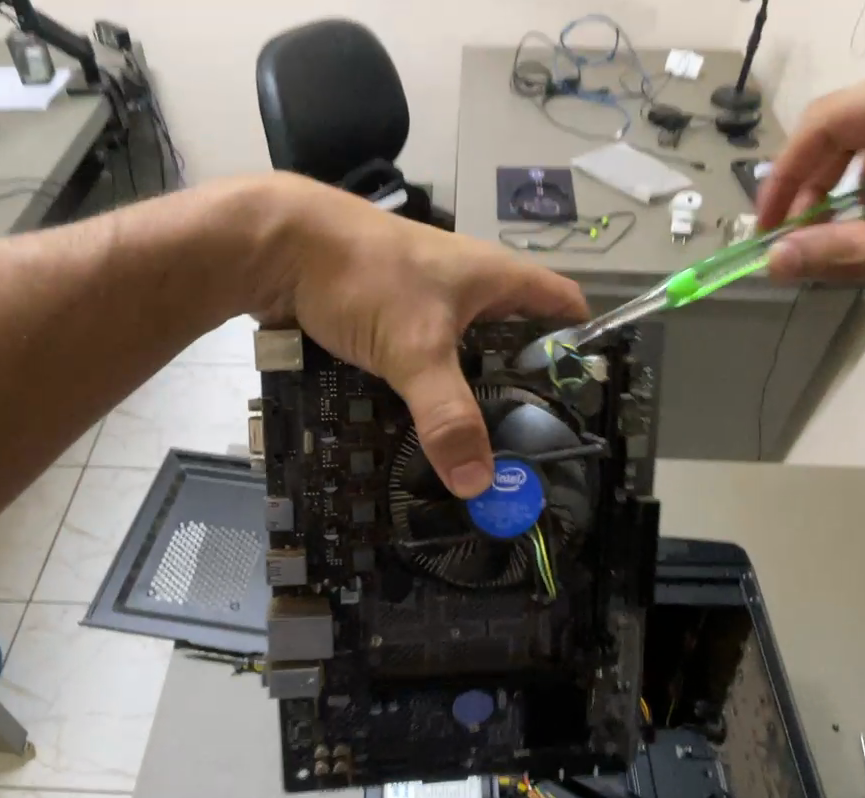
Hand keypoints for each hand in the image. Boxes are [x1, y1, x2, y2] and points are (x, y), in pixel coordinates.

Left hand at [253, 175, 587, 496]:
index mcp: (492, 277)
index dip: (580, 341)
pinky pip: (417, 361)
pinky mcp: (384, 319)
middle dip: (521, 385)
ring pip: (460, 353)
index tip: (586, 393)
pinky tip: (418, 428)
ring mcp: (421, 302)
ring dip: (467, 394)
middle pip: (511, 336)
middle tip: (526, 441)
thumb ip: (448, 416)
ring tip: (475, 446)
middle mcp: (464, 287)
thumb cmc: (364, 277)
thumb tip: (479, 484)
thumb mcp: (416, 350)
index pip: (561, 302)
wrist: (279, 245)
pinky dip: (422, 391)